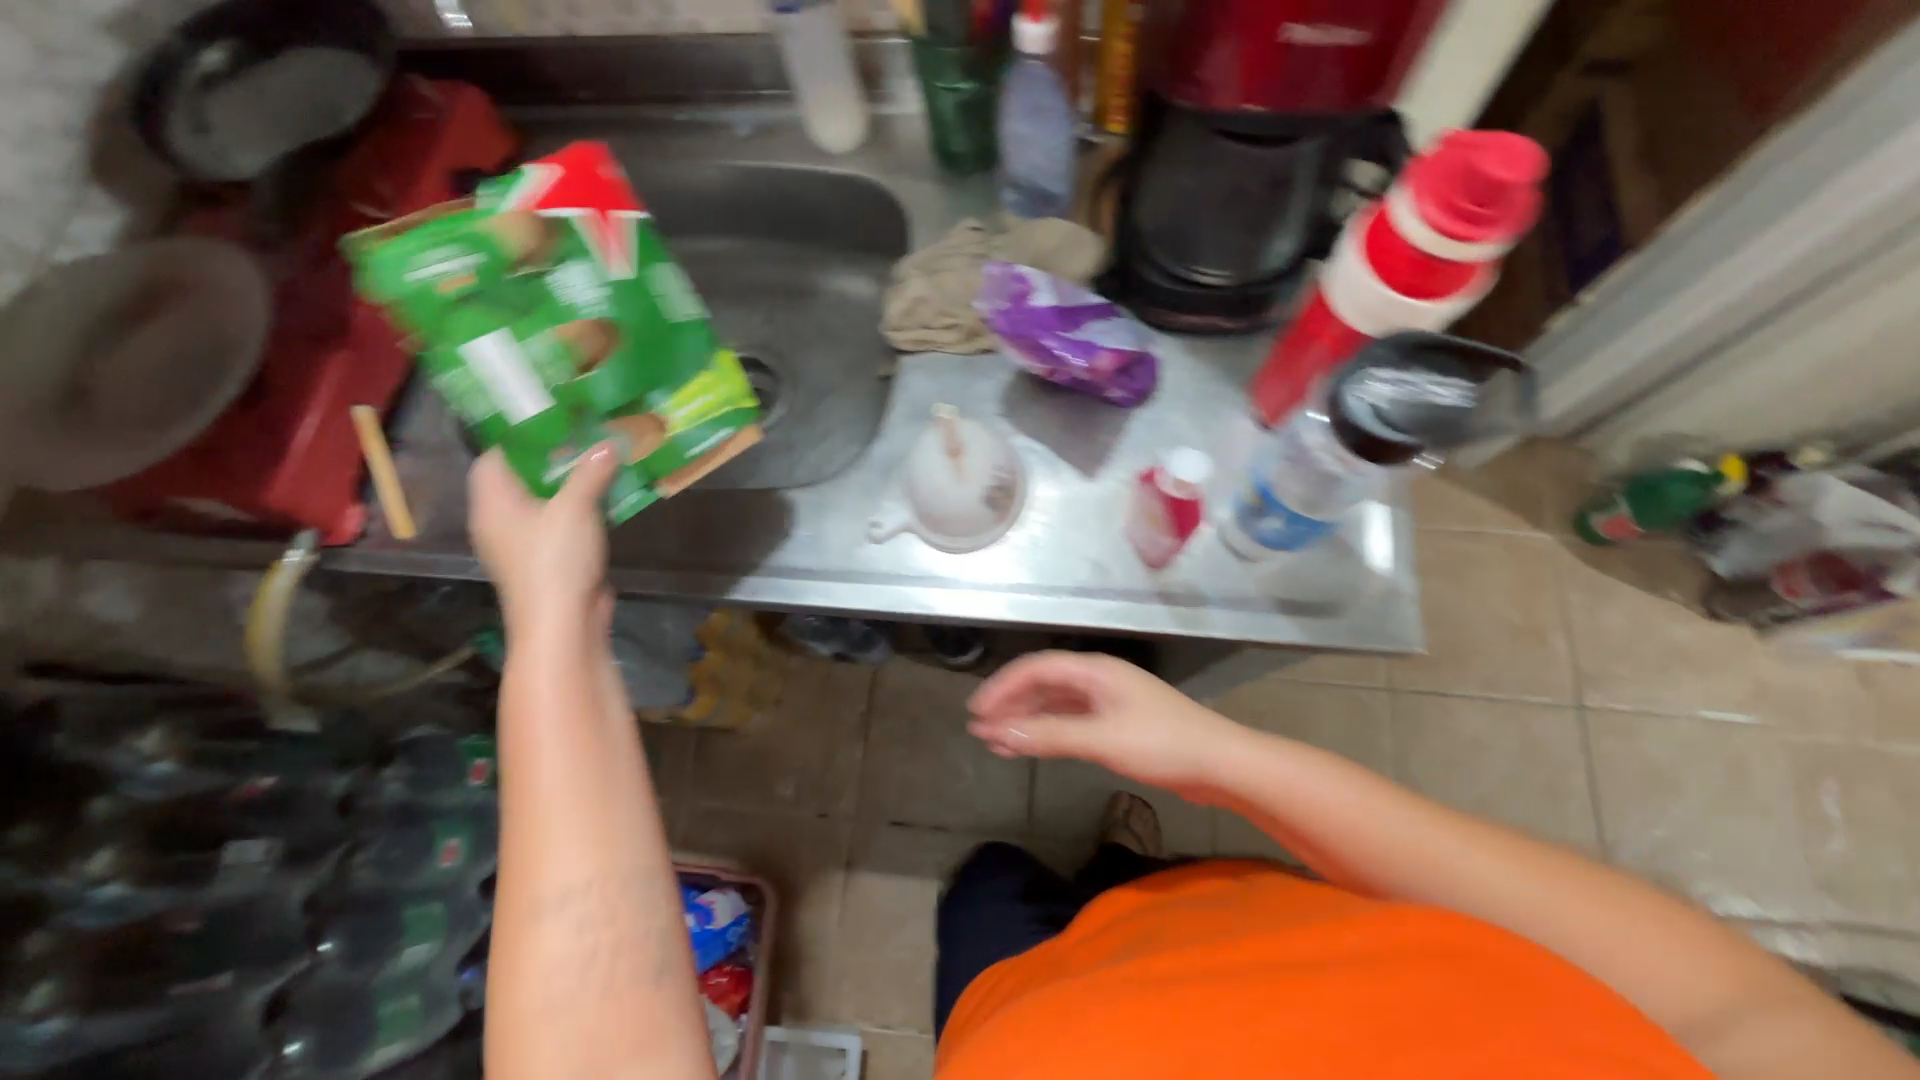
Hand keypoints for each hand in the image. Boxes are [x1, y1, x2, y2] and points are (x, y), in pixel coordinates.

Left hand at [468, 444, 617, 633]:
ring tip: (600, 459)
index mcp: (492, 503)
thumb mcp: (574, 508)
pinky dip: (579, 509)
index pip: (494, 458)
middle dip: (552, 458)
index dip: (519, 437)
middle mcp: (501, 520)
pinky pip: (561, 524)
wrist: (563, 624)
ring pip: (544, 503)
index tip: (552, 419)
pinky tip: (606, 497)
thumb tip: (608, 444)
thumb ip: (590, 473)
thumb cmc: (555, 560)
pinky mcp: (549, 560)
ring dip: (570, 485)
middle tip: (585, 434)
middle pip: (521, 479)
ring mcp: (524, 543)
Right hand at [967, 651, 1247, 801]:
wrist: (1221, 764)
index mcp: (1095, 671)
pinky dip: (1048, 734)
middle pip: (1044, 684)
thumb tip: (999, 732)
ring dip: (1026, 721)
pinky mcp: (1117, 726)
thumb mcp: (1101, 740)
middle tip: (980, 729)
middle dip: (1011, 705)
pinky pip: (1071, 723)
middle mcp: (1099, 680)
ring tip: (996, 743)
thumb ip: (1049, 735)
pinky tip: (1031, 749)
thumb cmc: (1163, 745)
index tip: (976, 711)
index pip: (1036, 668)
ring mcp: (1109, 702)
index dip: (1003, 687)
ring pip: (1056, 706)